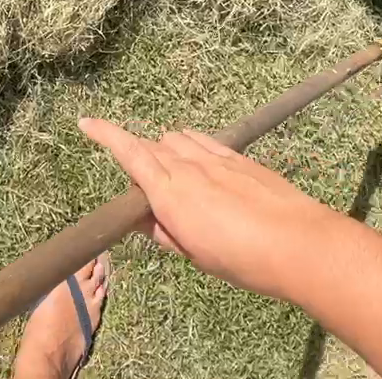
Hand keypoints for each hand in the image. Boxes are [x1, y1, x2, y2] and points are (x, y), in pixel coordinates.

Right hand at [77, 118, 349, 303]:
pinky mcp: (235, 155)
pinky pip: (202, 140)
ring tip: (177, 181)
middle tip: (147, 193)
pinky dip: (191, 146)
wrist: (296, 242)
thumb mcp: (192, 253)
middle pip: (150, 147)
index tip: (85, 121)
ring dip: (166, 151)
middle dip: (140, 160)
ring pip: (175, 138)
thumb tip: (143, 216)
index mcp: (169, 191)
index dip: (105, 134)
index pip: (129, 152)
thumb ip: (162, 230)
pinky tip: (200, 164)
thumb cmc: (240, 258)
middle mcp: (186, 165)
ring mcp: (212, 156)